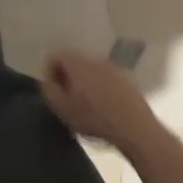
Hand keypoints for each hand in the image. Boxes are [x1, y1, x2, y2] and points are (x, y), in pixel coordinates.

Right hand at [42, 50, 157, 146]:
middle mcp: (95, 59)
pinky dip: (101, 87)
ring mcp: (114, 67)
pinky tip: (104, 106)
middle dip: (68, 78)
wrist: (134, 126)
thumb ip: (49, 91)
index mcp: (77, 63)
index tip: (53, 91)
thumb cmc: (93, 117)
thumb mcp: (62, 108)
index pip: (55, 56)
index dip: (49, 72)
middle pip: (74, 62)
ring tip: (86, 104)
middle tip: (67, 99)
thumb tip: (48, 82)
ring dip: (85, 83)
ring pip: (91, 70)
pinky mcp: (128, 78)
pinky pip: (107, 78)